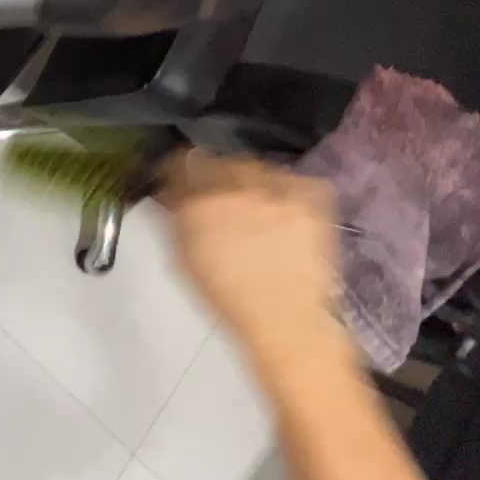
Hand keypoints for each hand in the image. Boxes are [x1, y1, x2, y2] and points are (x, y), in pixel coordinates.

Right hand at [158, 150, 344, 361]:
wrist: (284, 319)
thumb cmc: (226, 293)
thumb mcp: (183, 254)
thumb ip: (175, 215)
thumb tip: (171, 193)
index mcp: (196, 201)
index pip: (179, 163)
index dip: (176, 170)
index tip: (177, 179)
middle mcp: (234, 187)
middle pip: (217, 160)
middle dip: (212, 172)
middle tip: (215, 192)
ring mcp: (275, 192)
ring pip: (254, 166)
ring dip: (248, 178)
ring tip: (251, 199)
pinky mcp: (309, 201)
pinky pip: (296, 179)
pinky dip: (289, 186)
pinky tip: (283, 202)